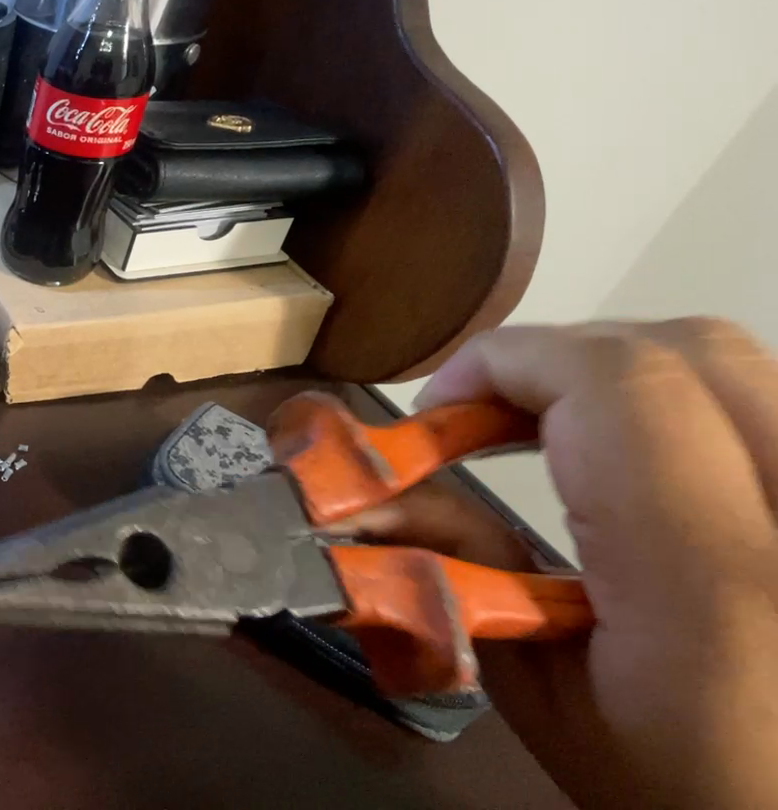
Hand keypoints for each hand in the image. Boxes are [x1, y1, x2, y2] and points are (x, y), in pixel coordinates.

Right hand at [347, 320, 777, 809]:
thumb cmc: (695, 794)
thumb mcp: (548, 700)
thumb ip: (460, 575)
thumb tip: (375, 493)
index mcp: (718, 584)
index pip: (614, 385)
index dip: (504, 362)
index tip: (440, 414)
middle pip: (685, 348)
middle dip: (553, 358)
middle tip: (488, 418)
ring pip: (738, 361)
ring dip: (619, 375)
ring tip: (559, 432)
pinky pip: (769, 403)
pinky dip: (684, 402)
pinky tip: (645, 459)